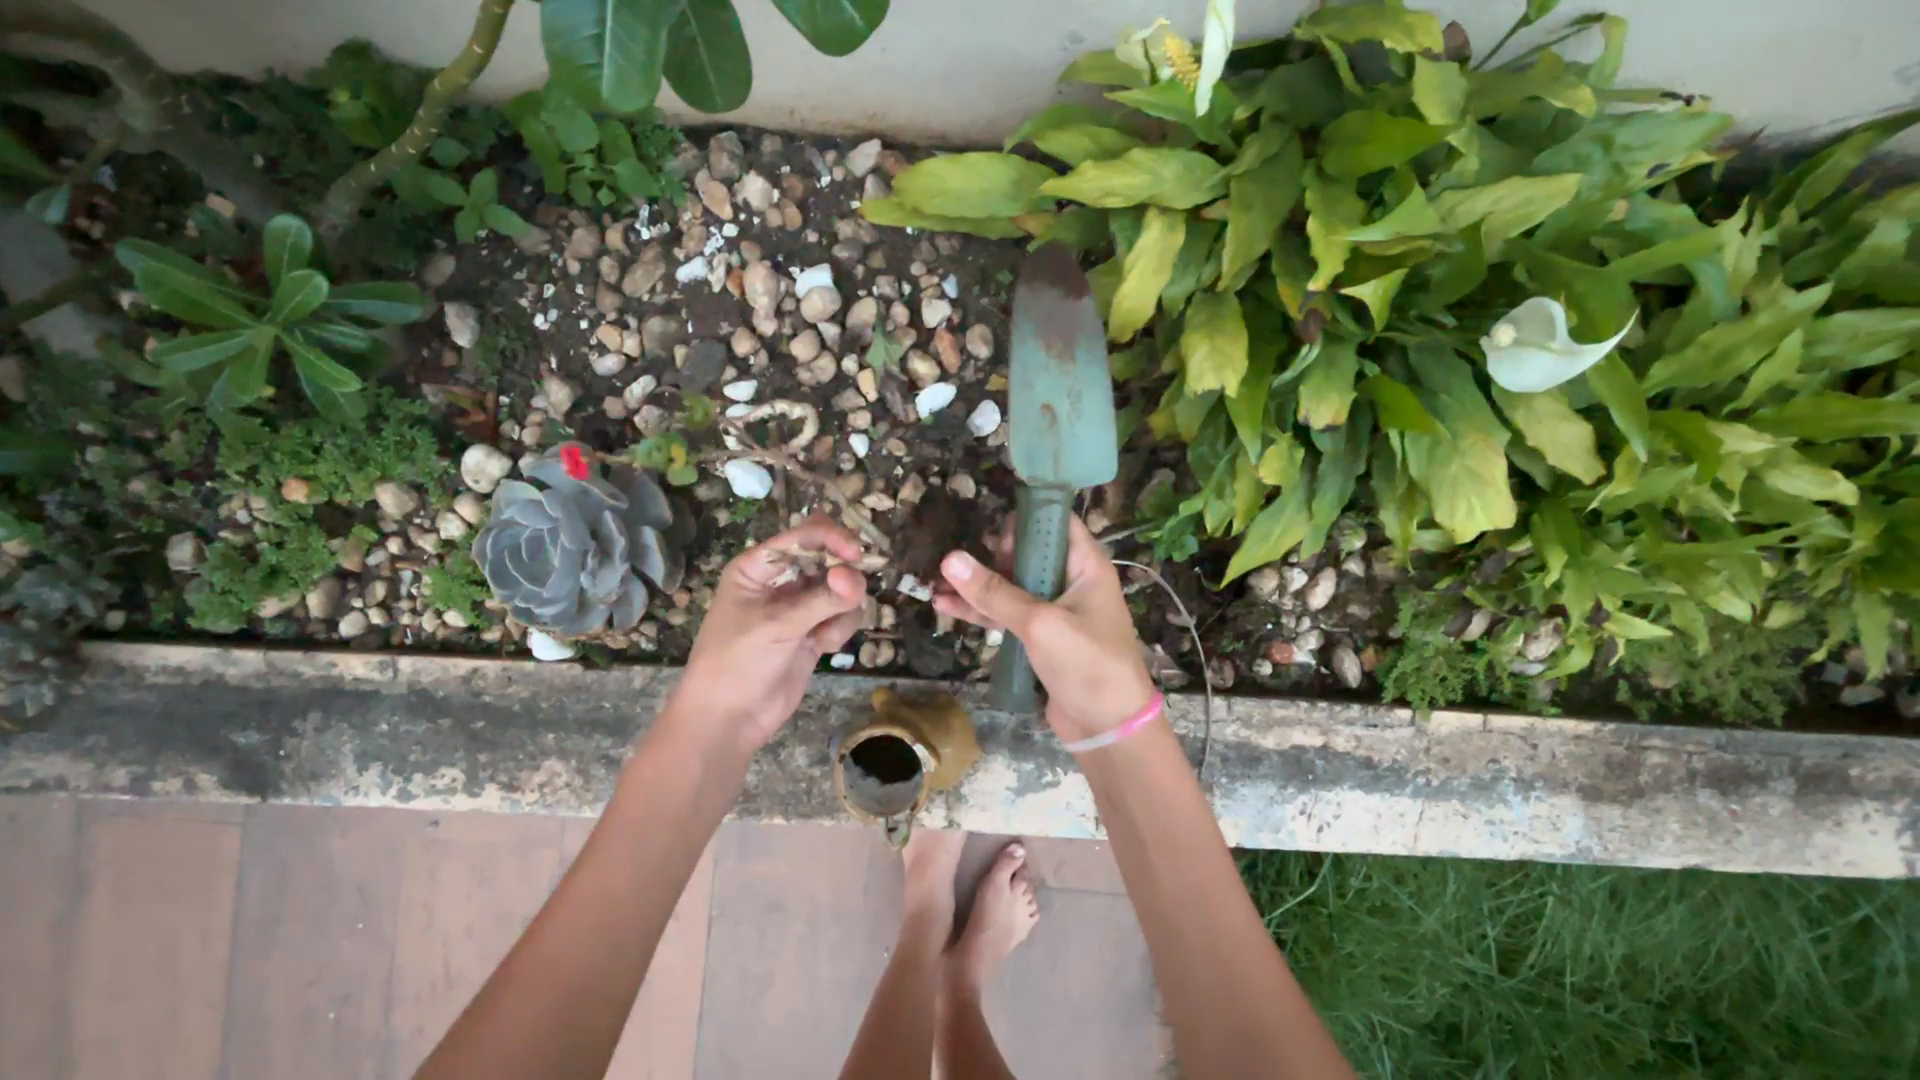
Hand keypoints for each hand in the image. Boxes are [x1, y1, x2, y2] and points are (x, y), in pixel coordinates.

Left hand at [667, 517, 867, 752]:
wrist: (728, 718)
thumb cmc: (737, 662)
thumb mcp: (776, 626)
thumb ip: (821, 599)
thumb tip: (857, 576)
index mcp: (757, 568)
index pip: (802, 538)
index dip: (831, 540)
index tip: (855, 555)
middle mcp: (779, 582)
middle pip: (826, 558)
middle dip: (842, 574)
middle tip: (851, 594)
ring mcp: (797, 608)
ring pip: (840, 589)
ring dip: (842, 606)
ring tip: (826, 633)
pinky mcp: (812, 633)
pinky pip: (840, 616)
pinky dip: (840, 627)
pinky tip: (824, 646)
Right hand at [932, 515, 1155, 742]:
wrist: (1109, 727)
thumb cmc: (1087, 664)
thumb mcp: (1040, 623)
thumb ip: (994, 593)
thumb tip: (949, 559)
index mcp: (1085, 565)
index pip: (1055, 522)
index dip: (1022, 517)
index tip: (988, 526)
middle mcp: (1071, 580)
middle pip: (1026, 552)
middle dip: (989, 554)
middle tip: (958, 563)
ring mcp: (1055, 609)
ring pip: (1011, 585)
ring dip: (977, 585)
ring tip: (934, 583)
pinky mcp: (1040, 637)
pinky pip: (1007, 614)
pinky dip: (981, 611)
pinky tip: (946, 606)